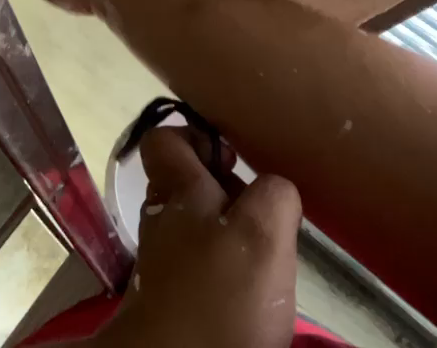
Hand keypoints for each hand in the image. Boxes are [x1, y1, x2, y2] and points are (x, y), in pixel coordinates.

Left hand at [96, 128, 302, 347]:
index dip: (195, 138)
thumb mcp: (262, 236)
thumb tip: (274, 187)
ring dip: (231, 235)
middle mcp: (162, 216)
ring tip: (268, 259)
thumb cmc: (219, 298)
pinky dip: (226, 270)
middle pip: (188, 184)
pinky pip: (201, 265)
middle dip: (227, 193)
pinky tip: (255, 293)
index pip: (165, 140)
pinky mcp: (173, 298)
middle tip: (264, 216)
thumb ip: (272, 199)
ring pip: (197, 226)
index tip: (231, 157)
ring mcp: (163, 258)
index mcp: (176, 190)